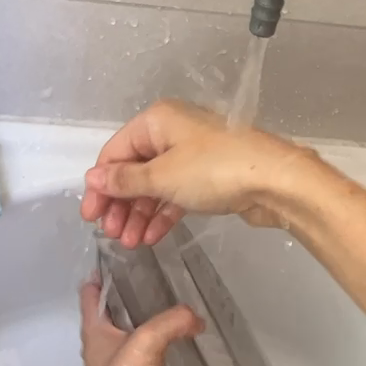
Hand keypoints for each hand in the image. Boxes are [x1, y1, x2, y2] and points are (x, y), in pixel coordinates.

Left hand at [75, 281, 202, 365]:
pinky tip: (177, 345)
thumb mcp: (147, 342)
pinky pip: (143, 356)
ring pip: (129, 333)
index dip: (102, 273)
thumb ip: (172, 323)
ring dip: (146, 322)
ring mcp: (114, 364)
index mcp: (94, 328)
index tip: (124, 260)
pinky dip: (157, 347)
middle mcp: (100, 343)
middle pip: (112, 310)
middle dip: (131, 295)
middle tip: (160, 281)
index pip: (90, 291)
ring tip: (174, 309)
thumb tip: (196, 318)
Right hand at [81, 99, 334, 247]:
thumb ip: (125, 180)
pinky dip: (162, 215)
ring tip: (131, 243)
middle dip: (120, 204)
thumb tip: (93, 179)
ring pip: (154, 187)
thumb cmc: (216, 170)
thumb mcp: (163, 176)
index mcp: (156, 122)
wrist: (275, 181)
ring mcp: (192, 156)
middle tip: (111, 234)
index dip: (100, 185)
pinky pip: (175, 196)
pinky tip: (151, 237)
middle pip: (133, 171)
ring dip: (139, 215)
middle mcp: (172, 134)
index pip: (115, 153)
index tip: (91, 216)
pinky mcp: (208, 178)